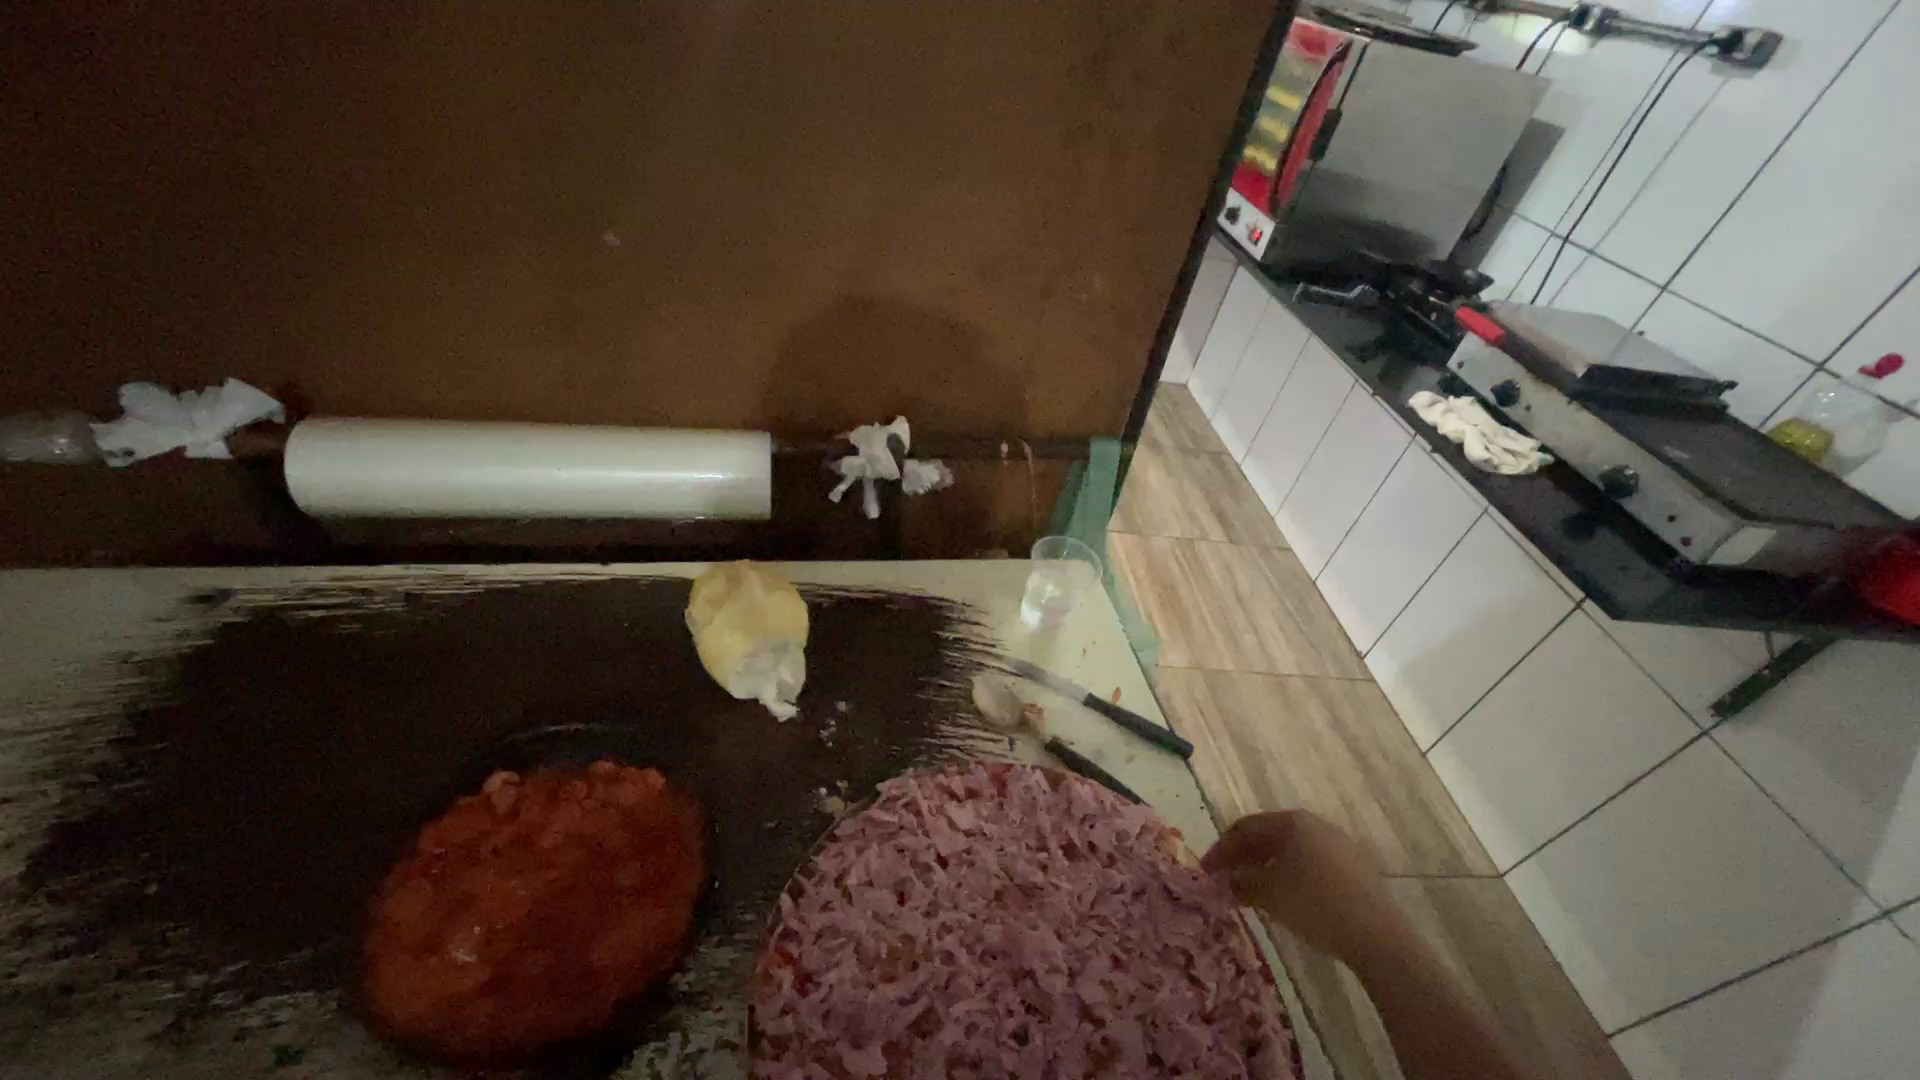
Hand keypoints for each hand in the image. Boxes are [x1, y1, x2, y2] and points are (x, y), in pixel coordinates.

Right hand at [1202, 810, 1413, 972]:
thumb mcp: (1269, 894)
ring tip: (1252, 890)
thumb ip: (1241, 882)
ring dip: (1266, 866)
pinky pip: (1311, 862)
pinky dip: (1290, 873)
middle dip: (1243, 856)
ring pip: (1291, 849)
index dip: (1221, 848)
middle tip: (1225, 878)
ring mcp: (1338, 843)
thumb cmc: (1314, 905)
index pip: (1244, 828)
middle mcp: (1314, 824)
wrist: (1378, 936)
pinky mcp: (1355, 866)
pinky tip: (1286, 896)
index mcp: (1291, 822)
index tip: (1205, 870)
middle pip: (1268, 835)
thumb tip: (1228, 880)